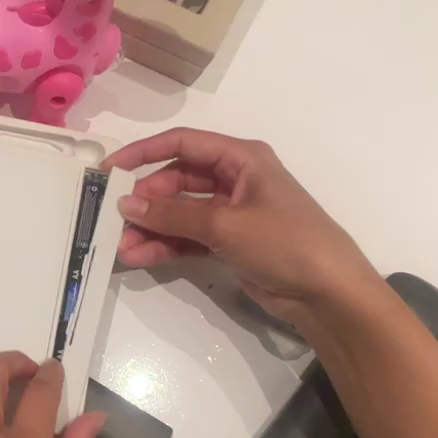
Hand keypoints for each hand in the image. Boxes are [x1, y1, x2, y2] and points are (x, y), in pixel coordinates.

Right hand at [104, 128, 381, 326]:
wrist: (328, 293)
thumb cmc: (285, 242)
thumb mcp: (225, 224)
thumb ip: (172, 213)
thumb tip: (125, 203)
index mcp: (241, 159)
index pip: (182, 143)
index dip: (143, 153)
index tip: (109, 169)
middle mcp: (233, 179)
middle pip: (175, 180)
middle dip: (144, 201)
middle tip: (113, 219)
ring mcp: (229, 213)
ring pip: (177, 212)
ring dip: (150, 228)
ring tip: (121, 247)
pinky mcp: (226, 242)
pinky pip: (185, 237)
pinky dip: (163, 246)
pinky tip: (138, 257)